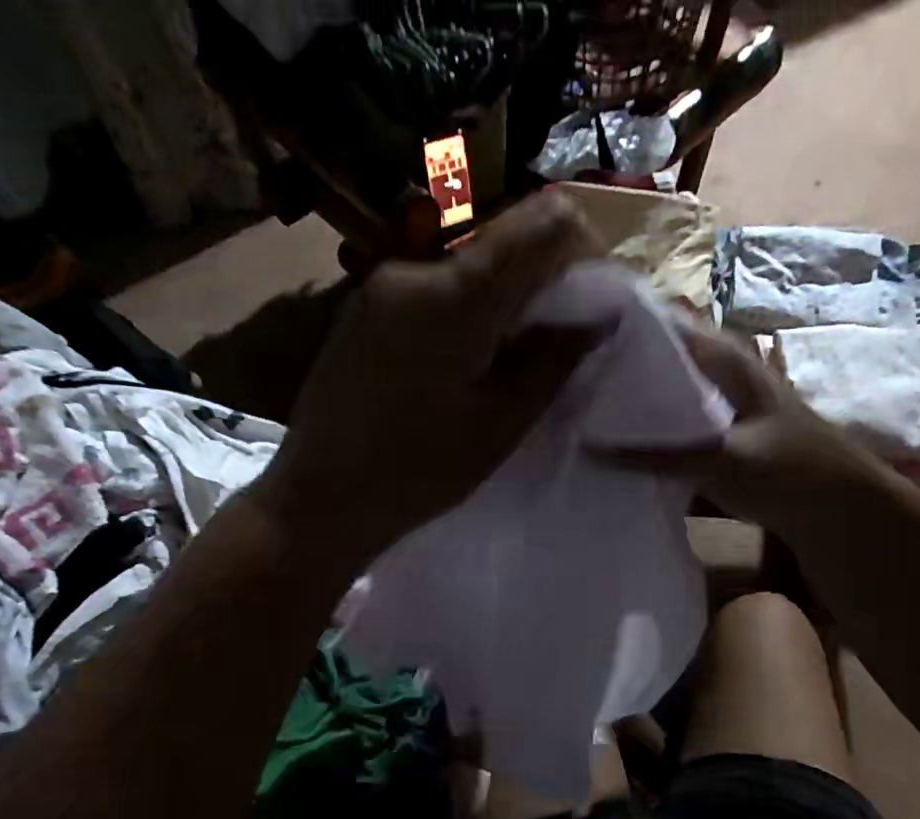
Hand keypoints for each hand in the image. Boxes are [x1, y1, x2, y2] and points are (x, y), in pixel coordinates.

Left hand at [256, 192, 609, 560]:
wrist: (321, 496)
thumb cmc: (420, 469)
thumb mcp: (502, 421)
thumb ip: (555, 357)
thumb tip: (598, 314)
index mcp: (454, 292)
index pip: (542, 221)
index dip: (581, 249)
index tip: (589, 300)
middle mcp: (414, 267)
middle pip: (502, 240)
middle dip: (542, 279)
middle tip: (553, 339)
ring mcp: (381, 284)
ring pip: (467, 265)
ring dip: (502, 298)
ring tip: (506, 359)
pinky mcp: (363, 306)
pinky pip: (432, 286)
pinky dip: (464, 309)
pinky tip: (460, 362)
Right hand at [601, 322, 887, 534]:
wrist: (842, 510)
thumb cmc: (790, 472)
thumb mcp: (721, 460)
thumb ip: (657, 455)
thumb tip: (590, 447)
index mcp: (729, 361)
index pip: (670, 326)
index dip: (627, 326)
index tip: (580, 334)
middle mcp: (725, 374)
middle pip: (665, 359)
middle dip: (624, 366)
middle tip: (576, 378)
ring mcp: (725, 405)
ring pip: (670, 391)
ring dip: (638, 399)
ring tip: (589, 406)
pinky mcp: (725, 435)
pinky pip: (678, 423)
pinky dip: (655, 428)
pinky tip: (626, 442)